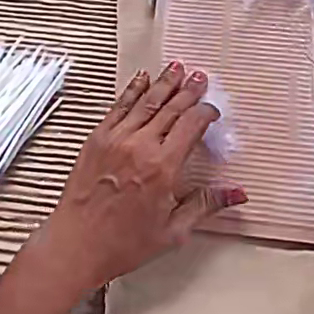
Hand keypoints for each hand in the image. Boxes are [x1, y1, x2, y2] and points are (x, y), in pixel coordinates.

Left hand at [27, 64, 245, 297]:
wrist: (75, 245)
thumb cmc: (122, 243)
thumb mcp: (173, 230)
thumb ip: (206, 205)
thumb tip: (237, 193)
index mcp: (162, 167)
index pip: (192, 125)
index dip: (205, 112)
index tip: (212, 110)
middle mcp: (140, 147)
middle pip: (172, 108)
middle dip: (189, 90)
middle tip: (200, 77)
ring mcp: (116, 140)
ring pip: (147, 102)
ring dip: (164, 83)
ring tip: (177, 68)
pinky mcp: (97, 139)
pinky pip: (119, 107)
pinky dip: (132, 90)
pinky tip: (142, 79)